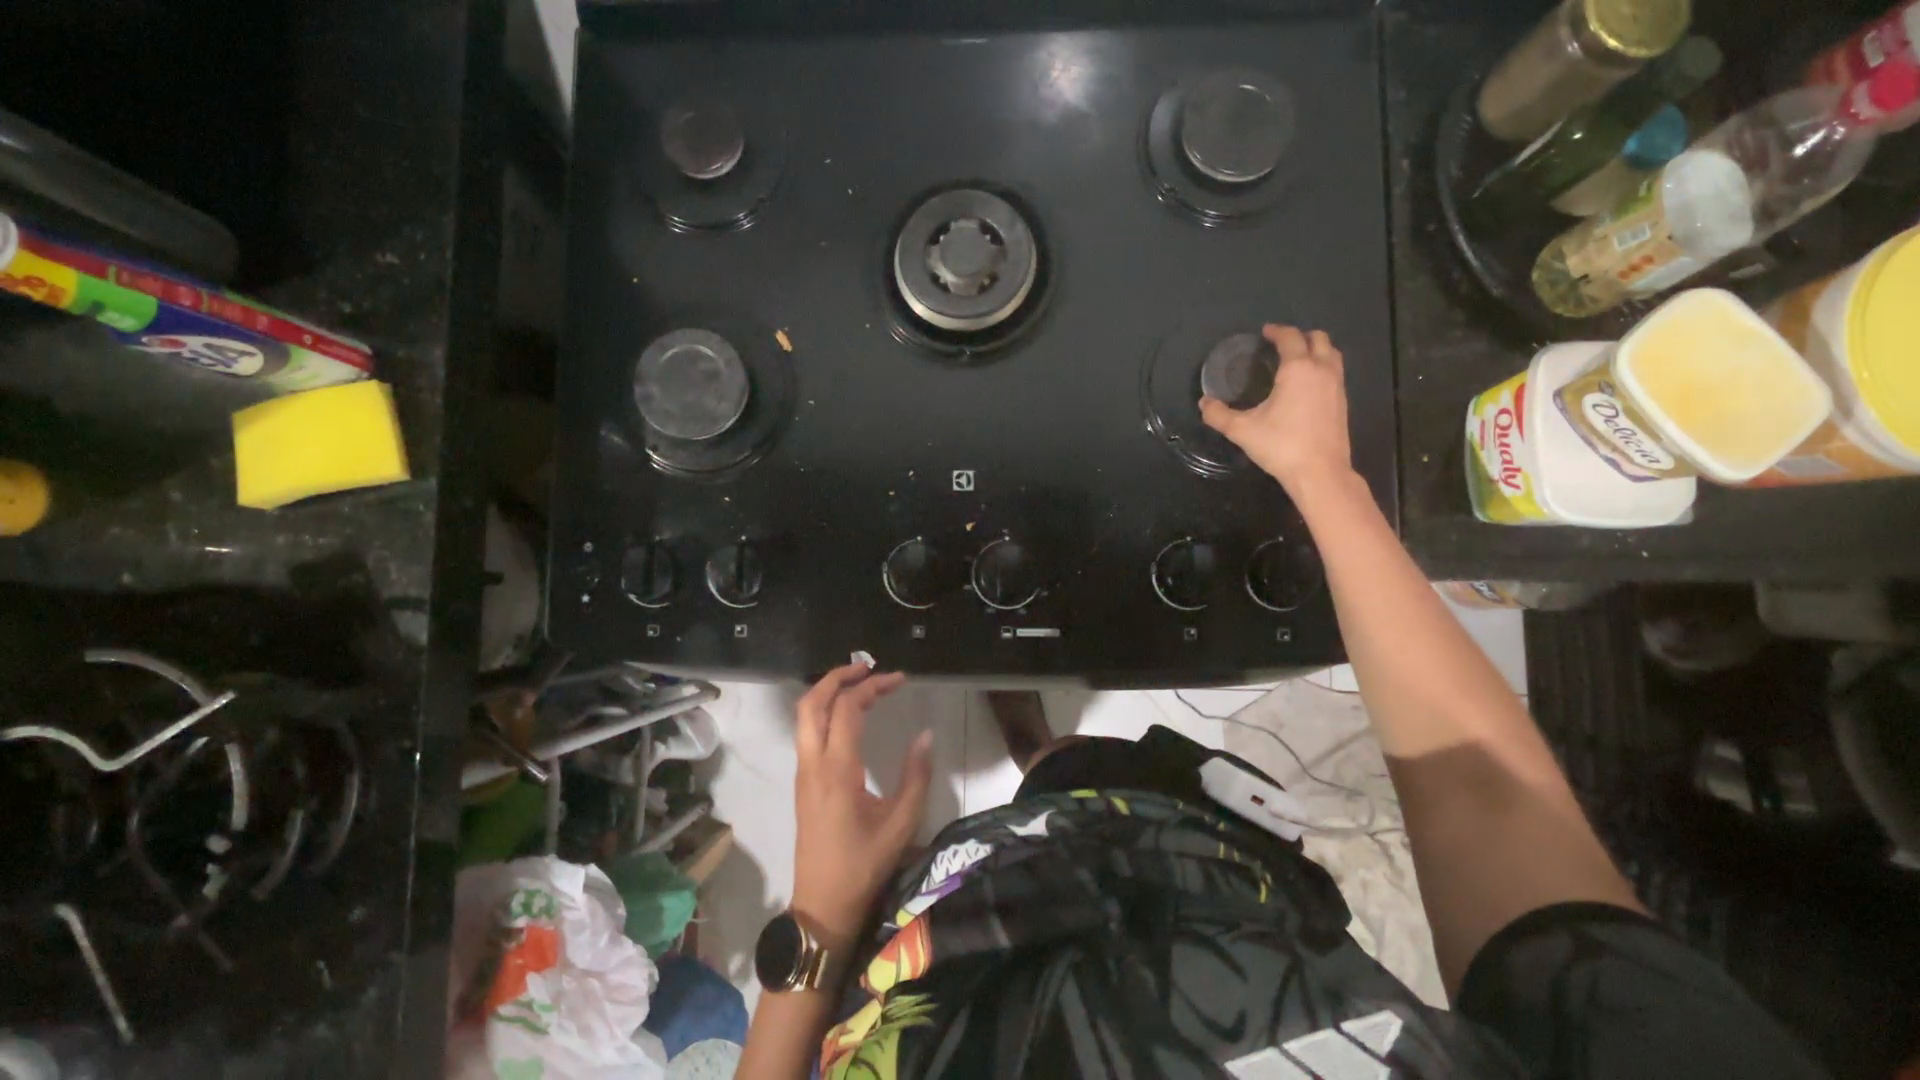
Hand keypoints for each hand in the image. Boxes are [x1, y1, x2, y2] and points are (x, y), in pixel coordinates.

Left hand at [790, 663, 933, 944]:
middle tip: (869, 667)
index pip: (848, 709)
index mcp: (836, 770)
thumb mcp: (901, 823)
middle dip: (838, 676)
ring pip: (804, 715)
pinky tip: (848, 715)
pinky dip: (824, 711)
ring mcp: (802, 772)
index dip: (873, 686)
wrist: (822, 904)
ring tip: (860, 683)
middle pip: (812, 702)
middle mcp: (812, 764)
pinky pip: (807, 732)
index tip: (900, 680)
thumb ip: (916, 776)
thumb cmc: (864, 864)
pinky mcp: (802, 782)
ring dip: (828, 692)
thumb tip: (925, 735)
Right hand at [1200, 324, 1356, 497]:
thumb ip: (1219, 415)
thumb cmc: (1281, 445)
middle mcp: (1321, 370)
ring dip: (1316, 349)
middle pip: (1318, 338)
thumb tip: (1204, 403)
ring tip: (1298, 358)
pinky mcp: (1343, 402)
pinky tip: (1309, 384)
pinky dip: (1323, 367)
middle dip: (1300, 336)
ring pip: (1331, 354)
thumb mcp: (1242, 430)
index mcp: (1297, 369)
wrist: (1320, 472)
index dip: (1276, 331)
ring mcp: (1337, 385)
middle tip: (1282, 343)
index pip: (1290, 337)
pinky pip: (1335, 372)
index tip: (1266, 332)